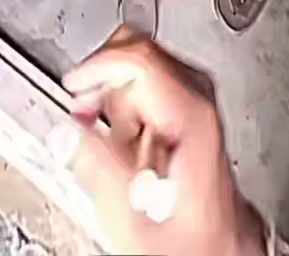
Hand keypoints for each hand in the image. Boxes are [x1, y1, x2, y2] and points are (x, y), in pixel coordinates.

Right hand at [55, 30, 264, 255]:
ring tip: (111, 141)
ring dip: (113, 95)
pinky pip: (147, 80)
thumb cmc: (195, 244)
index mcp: (192, 117)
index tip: (74, 86)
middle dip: (104, 81)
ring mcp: (198, 99)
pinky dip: (125, 100)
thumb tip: (66, 131)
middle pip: (139, 52)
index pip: (140, 57)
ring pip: (141, 62)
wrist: (223, 251)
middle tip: (85, 114)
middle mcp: (201, 100)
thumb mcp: (135, 219)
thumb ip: (98, 169)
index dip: (99, 66)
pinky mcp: (190, 106)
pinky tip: (124, 140)